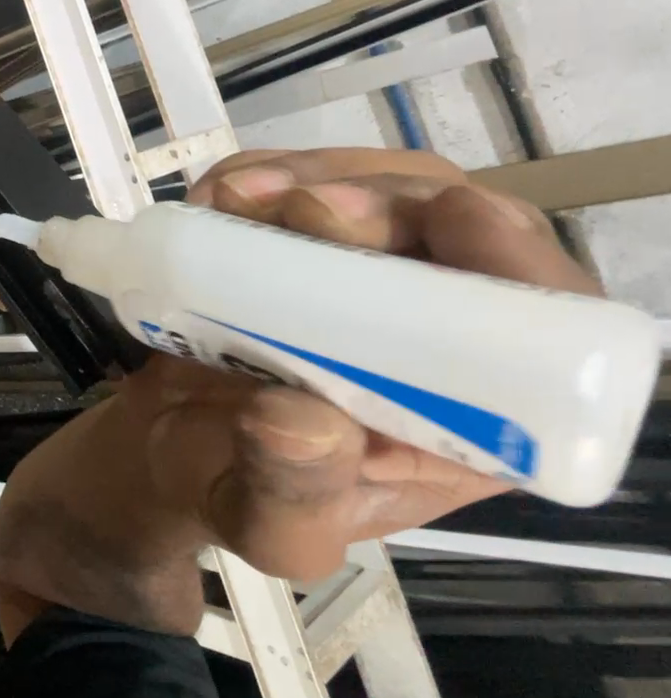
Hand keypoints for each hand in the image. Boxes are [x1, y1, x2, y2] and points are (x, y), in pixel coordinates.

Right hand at [0, 147, 598, 638]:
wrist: (156, 448)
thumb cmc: (225, 488)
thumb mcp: (266, 524)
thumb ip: (289, 487)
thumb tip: (294, 417)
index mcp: (472, 408)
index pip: (541, 317)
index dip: (513, 255)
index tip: (443, 217)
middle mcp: (433, 330)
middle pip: (455, 226)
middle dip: (380, 198)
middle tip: (295, 206)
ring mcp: (359, 277)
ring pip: (379, 187)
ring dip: (307, 175)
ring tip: (228, 197)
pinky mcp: (293, 245)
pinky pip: (299, 181)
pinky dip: (256, 173)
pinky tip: (212, 198)